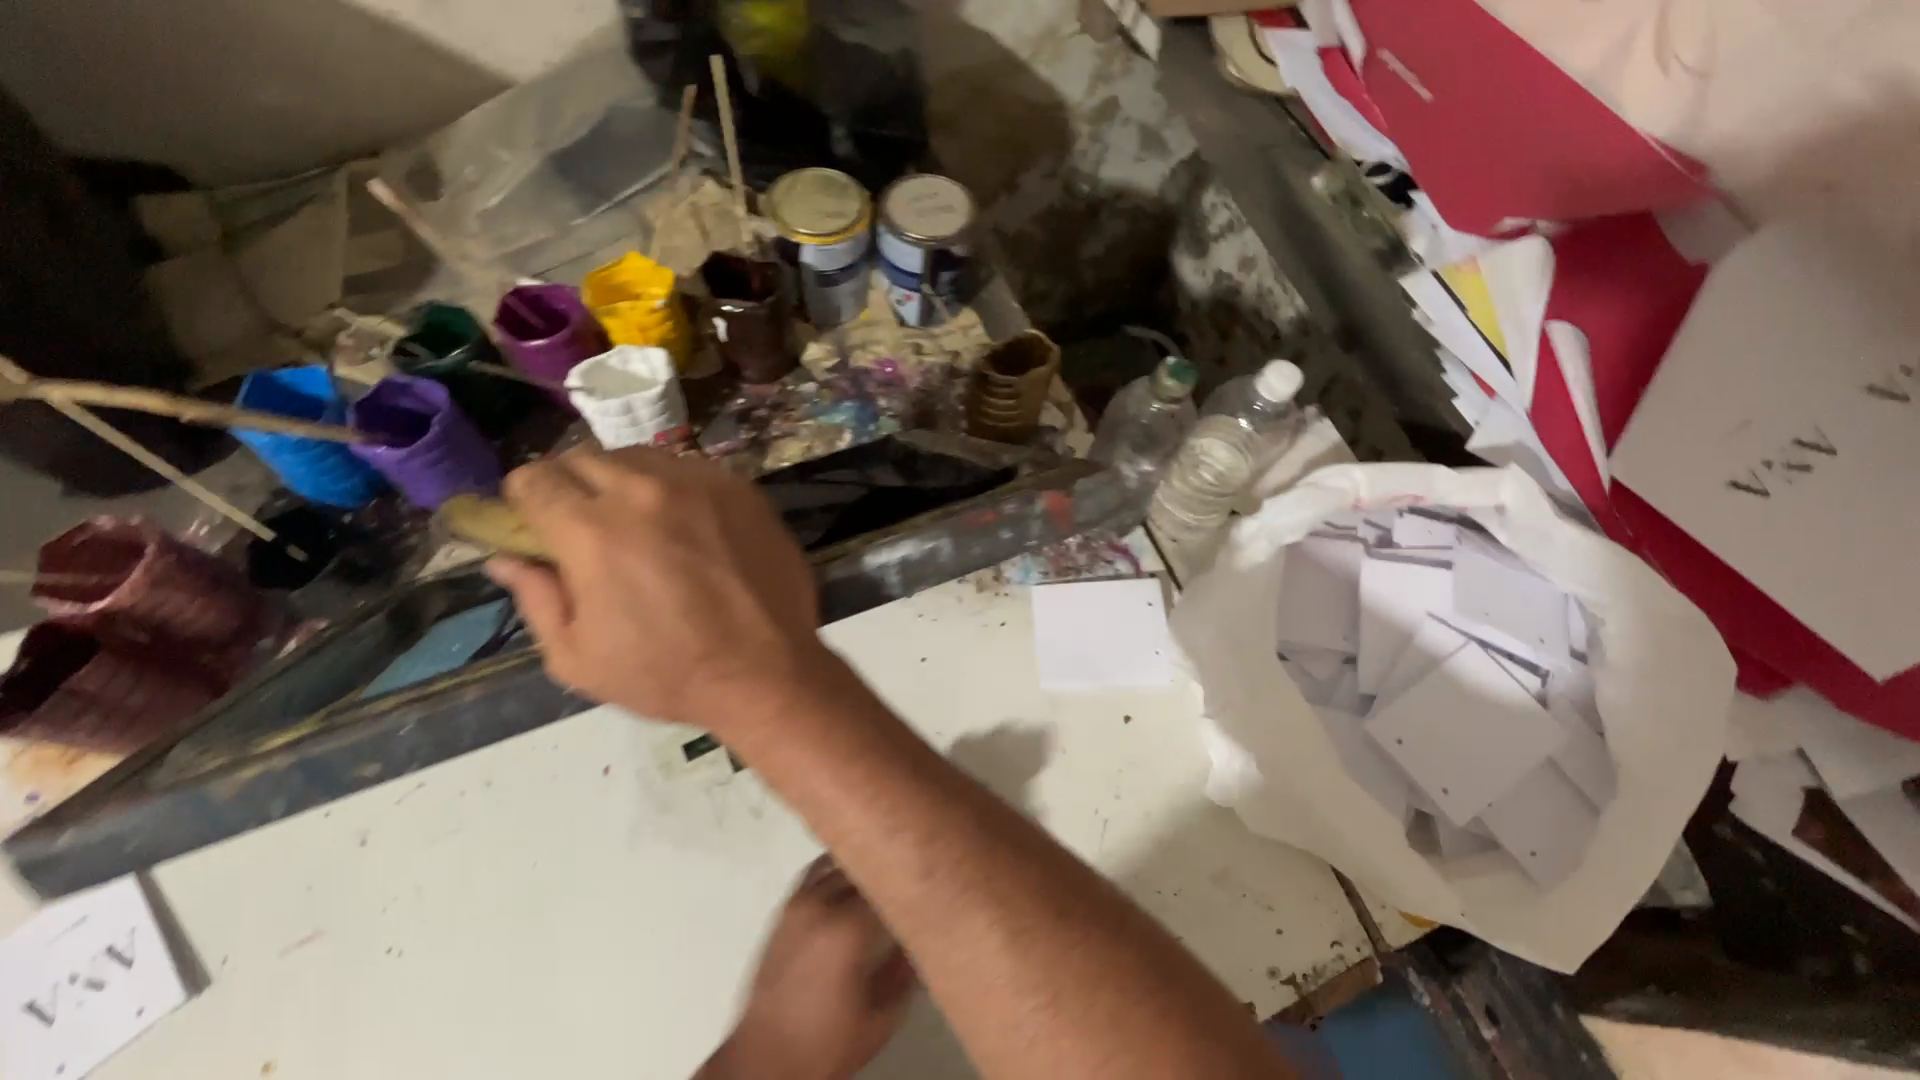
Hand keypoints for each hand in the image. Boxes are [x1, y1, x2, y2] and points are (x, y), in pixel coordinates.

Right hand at [486, 446, 824, 733]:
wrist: (767, 672)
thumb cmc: (668, 675)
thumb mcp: (579, 658)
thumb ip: (536, 599)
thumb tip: (507, 559)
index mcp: (593, 532)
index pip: (534, 479)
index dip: (523, 500)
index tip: (533, 522)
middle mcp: (644, 492)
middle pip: (583, 458)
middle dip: (570, 485)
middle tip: (583, 524)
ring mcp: (699, 484)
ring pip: (639, 458)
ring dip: (623, 482)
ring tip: (638, 524)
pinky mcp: (741, 489)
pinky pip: (690, 469)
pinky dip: (674, 488)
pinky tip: (686, 526)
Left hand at [706, 857, 916, 1079]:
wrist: (765, 1058)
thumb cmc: (828, 1043)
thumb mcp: (882, 1017)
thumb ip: (906, 971)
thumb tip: (921, 936)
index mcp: (849, 929)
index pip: (893, 884)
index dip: (915, 884)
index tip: (931, 891)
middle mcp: (822, 904)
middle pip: (867, 867)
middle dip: (891, 873)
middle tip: (913, 885)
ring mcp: (799, 902)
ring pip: (841, 864)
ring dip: (865, 868)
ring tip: (886, 879)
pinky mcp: (785, 908)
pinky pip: (816, 871)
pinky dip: (837, 867)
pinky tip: (852, 878)